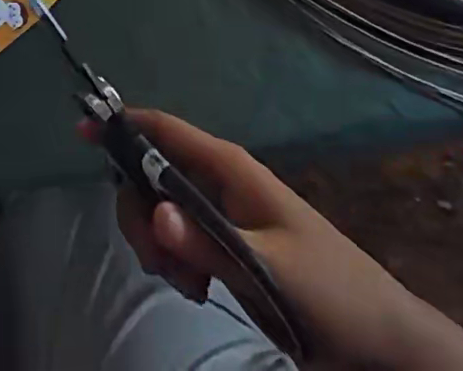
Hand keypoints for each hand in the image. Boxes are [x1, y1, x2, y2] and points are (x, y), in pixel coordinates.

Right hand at [106, 110, 462, 369]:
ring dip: (157, 243)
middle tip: (157, 258)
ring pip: (159, 208)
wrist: (379, 339)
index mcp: (230, 168)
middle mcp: (219, 181)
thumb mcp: (268, 269)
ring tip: (188, 282)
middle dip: (139, 211)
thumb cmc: (330, 291)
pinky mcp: (222, 241)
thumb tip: (152, 212)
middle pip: (151, 174)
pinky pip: (176, 236)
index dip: (123, 122)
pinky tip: (196, 287)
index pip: (166, 129)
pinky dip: (172, 259)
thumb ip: (206, 241)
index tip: (83, 129)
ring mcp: (220, 212)